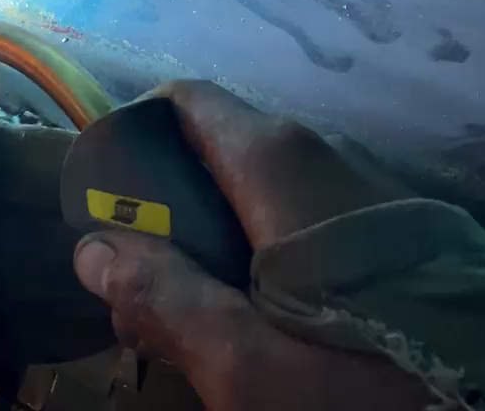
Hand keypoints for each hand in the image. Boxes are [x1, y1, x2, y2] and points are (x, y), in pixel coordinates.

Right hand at [71, 81, 425, 410]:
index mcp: (276, 160)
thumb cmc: (377, 386)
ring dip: (212, 237)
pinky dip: (261, 253)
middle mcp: (318, 153)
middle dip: (165, 206)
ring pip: (257, 188)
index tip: (106, 200)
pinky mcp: (392, 231)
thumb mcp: (251, 368)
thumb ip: (162, 299)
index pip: (183, 101)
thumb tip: (92, 249)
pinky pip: (300, 217)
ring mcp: (361, 189)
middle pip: (214, 147)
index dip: (133, 138)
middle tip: (141, 279)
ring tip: (195, 312)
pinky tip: (266, 319)